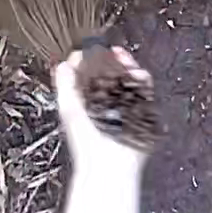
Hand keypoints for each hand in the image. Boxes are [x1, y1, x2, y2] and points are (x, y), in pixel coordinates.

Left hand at [55, 46, 151, 183]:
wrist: (108, 163)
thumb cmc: (86, 141)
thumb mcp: (69, 107)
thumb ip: (66, 84)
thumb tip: (65, 62)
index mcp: (92, 102)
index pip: (98, 74)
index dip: (97, 60)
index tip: (96, 49)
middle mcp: (111, 103)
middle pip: (118, 73)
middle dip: (117, 60)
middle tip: (116, 52)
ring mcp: (128, 106)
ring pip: (133, 79)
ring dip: (130, 67)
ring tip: (126, 60)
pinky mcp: (143, 111)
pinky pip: (146, 89)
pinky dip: (143, 80)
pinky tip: (137, 74)